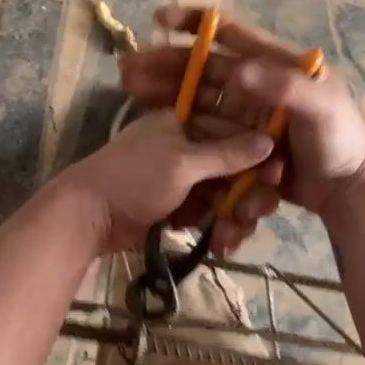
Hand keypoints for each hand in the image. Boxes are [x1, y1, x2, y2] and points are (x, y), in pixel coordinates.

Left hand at [56, 112, 277, 255]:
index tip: (276, 177)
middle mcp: (190, 145)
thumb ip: (226, 154)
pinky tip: (222, 244)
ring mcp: (185, 177)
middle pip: (236, 165)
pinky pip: (211, 213)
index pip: (235, 128)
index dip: (258, 153)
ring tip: (231, 237)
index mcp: (186, 121)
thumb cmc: (134, 178)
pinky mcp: (181, 205)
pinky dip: (218, 227)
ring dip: (234, 215)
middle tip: (251, 215)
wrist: (89, 217)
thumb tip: (269, 141)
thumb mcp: (182, 163)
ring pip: (227, 193)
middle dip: (248, 192)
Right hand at [119, 6, 364, 216]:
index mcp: (275, 64)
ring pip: (195, 100)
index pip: (230, 34)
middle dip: (165, 64)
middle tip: (128, 67)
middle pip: (202, 70)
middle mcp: (255, 85)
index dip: (195, 22)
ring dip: (163, 94)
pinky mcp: (238, 146)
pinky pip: (203, 134)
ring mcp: (244, 117)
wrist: (351, 191)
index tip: (159, 19)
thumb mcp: (322, 107)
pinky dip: (178, 129)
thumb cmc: (342, 140)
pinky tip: (151, 125)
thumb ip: (284, 88)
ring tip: (129, 91)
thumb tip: (239, 71)